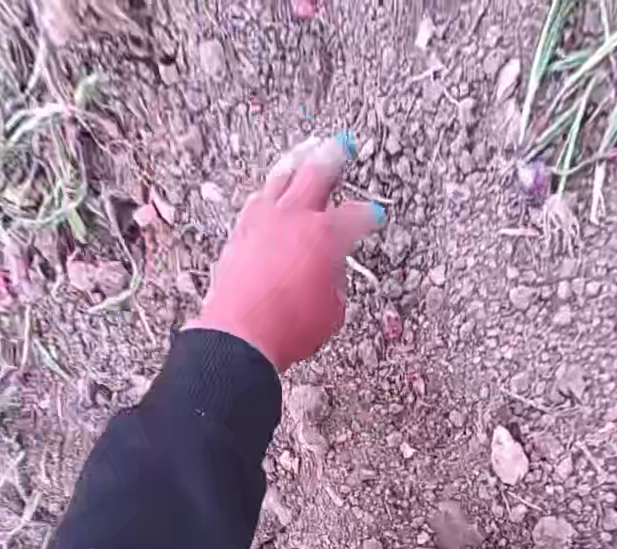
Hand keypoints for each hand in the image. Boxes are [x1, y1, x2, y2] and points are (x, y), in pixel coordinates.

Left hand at [187, 133, 384, 372]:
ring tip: (304, 154)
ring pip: (282, 175)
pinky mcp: (241, 230)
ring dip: (297, 162)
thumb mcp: (333, 312)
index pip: (356, 216)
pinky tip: (270, 190)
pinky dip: (270, 190)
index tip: (375, 217)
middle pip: (316, 173)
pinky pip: (258, 198)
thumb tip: (332, 269)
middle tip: (342, 146)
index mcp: (325, 236)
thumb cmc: (290, 328)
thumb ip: (336, 281)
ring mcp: (263, 219)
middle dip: (334, 157)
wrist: (241, 334)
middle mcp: (294, 217)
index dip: (369, 216)